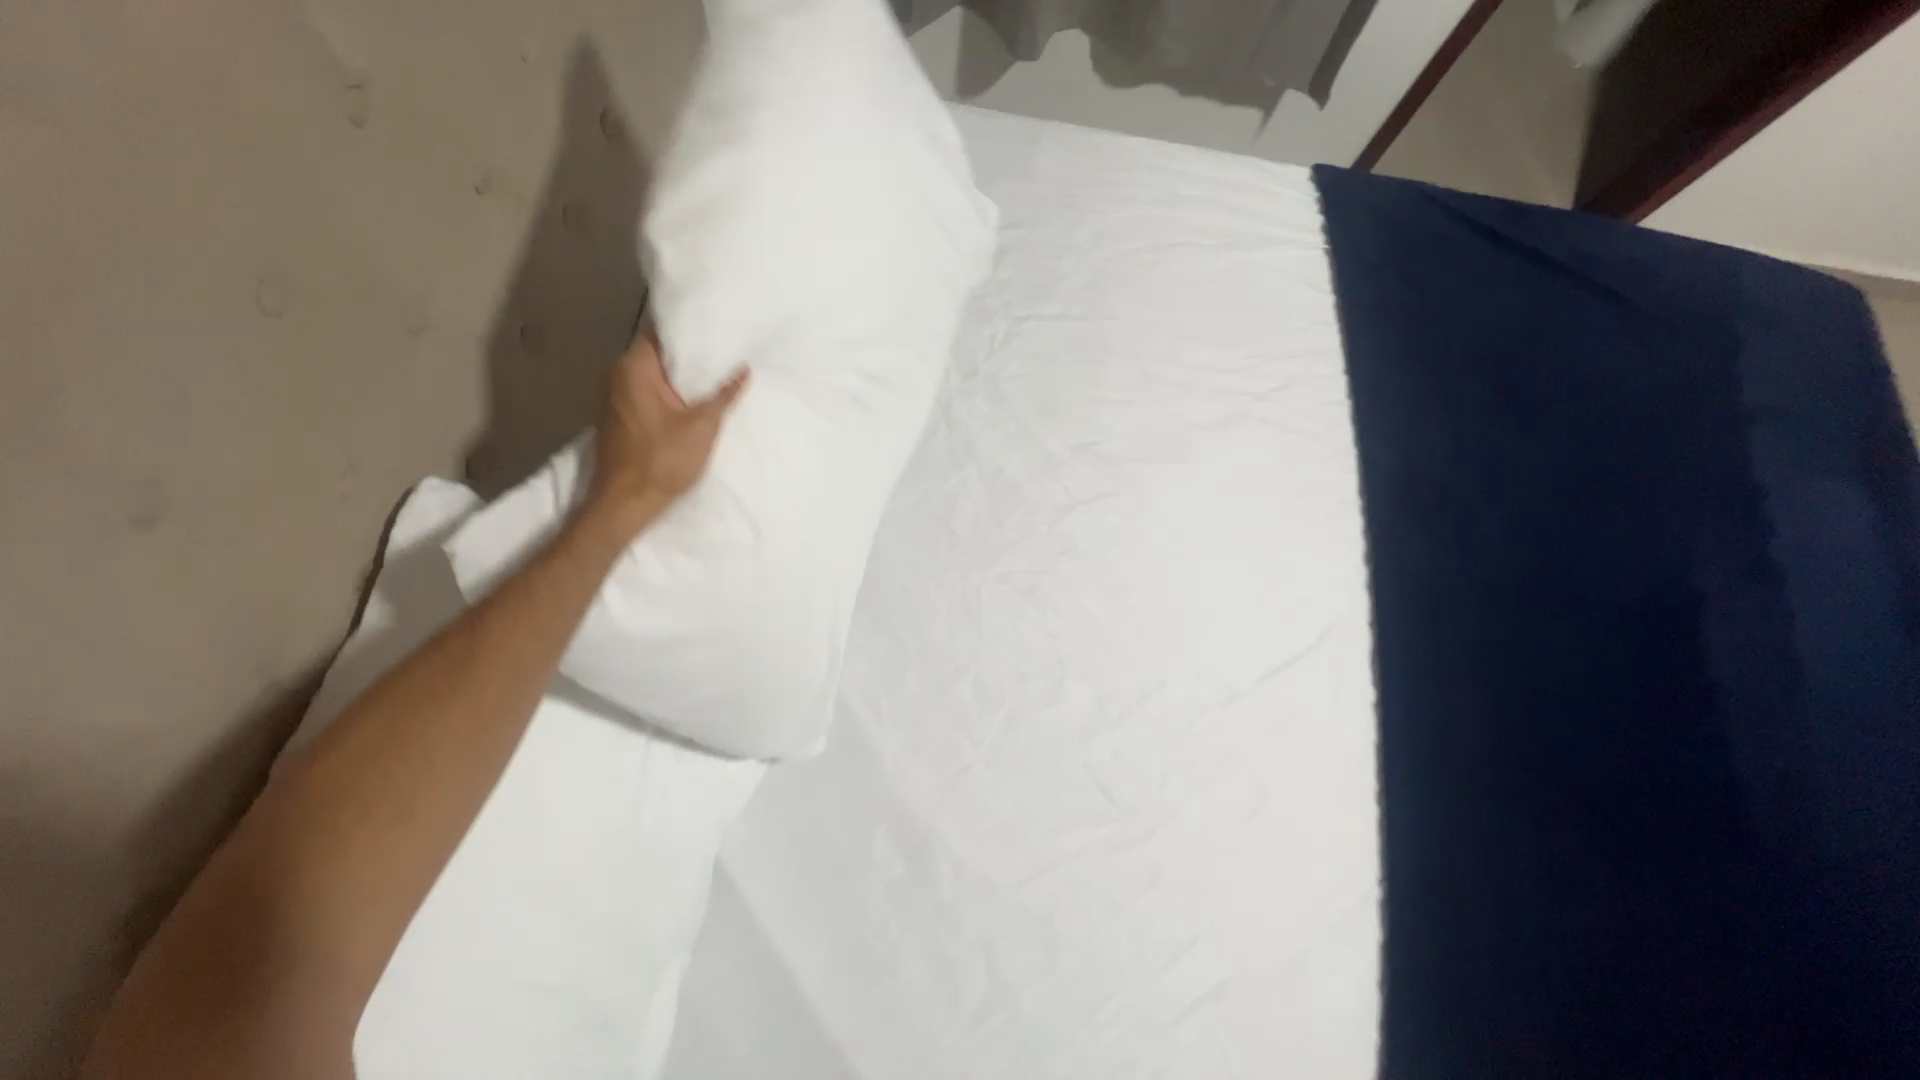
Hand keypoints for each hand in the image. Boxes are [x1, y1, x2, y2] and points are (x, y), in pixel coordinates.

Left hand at [585, 331, 748, 531]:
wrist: (626, 503)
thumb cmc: (663, 459)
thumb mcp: (703, 425)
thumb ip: (724, 395)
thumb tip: (743, 371)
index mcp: (633, 368)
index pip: (661, 334)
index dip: (688, 333)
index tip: (715, 331)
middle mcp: (615, 376)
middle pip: (655, 356)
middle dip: (685, 358)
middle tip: (720, 355)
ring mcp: (611, 399)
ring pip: (649, 378)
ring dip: (675, 381)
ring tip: (709, 380)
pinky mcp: (615, 420)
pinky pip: (643, 397)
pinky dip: (664, 397)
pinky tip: (687, 405)